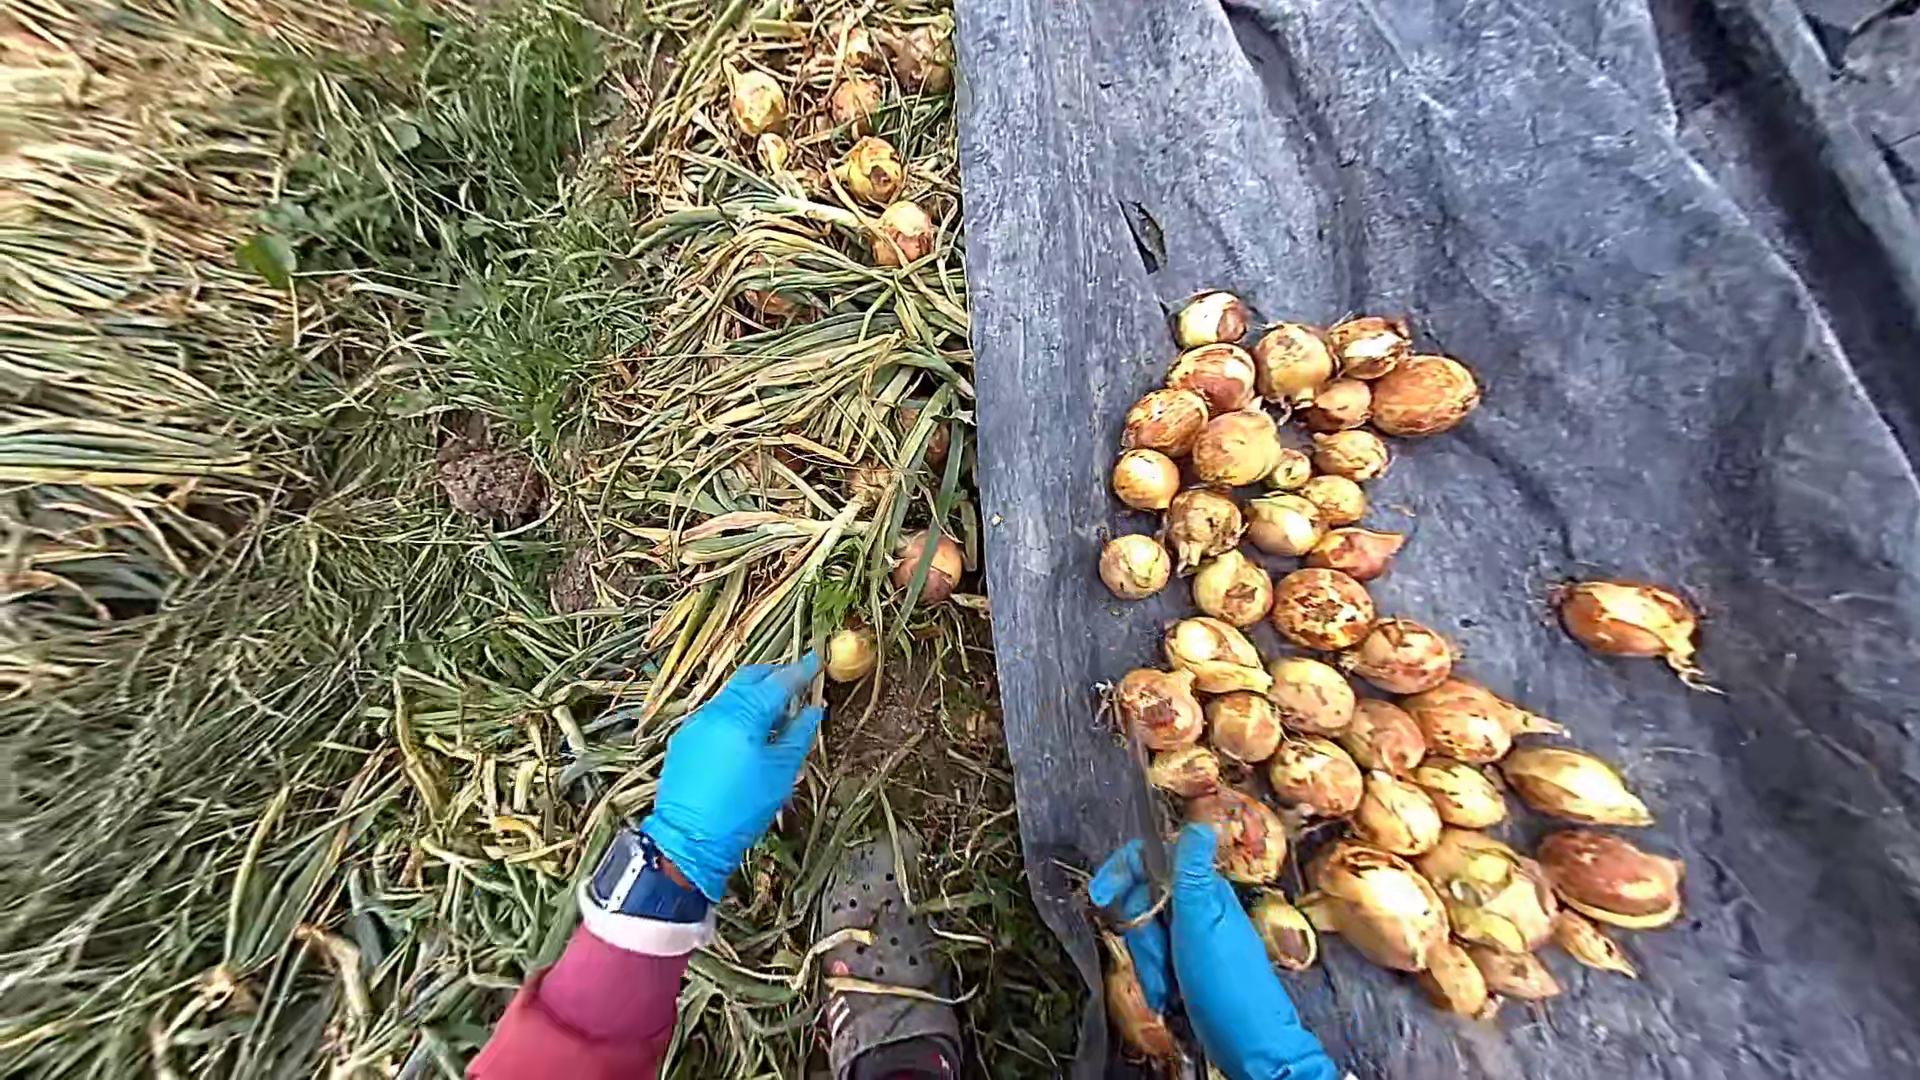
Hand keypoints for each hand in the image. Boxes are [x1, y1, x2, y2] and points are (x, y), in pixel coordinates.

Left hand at [640, 656, 823, 899]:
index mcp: (744, 715)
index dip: (802, 670)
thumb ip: (800, 733)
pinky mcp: (686, 738)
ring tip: (777, 712)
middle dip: (776, 674)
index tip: (817, 660)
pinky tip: (750, 731)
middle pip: (751, 676)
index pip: (780, 681)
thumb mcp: (782, 771)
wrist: (687, 843)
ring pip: (733, 692)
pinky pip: (719, 710)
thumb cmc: (742, 808)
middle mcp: (718, 710)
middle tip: (798, 682)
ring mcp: (698, 722)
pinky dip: (739, 710)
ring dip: (757, 693)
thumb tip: (814, 709)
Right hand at [1093, 825, 1338, 1079]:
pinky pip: (1153, 956)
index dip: (1120, 872)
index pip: (1148, 857)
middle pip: (1140, 895)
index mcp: (1200, 886)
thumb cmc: (1228, 987)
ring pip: (1144, 929)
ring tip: (1166, 986)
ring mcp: (1190, 934)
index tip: (1101, 897)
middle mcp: (1195, 904)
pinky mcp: (1186, 962)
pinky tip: (1167, 995)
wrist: (1256, 1055)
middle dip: (1139, 931)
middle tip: (1156, 960)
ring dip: (1146, 960)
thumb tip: (1199, 824)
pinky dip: (1153, 976)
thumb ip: (1191, 871)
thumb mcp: (1202, 922)